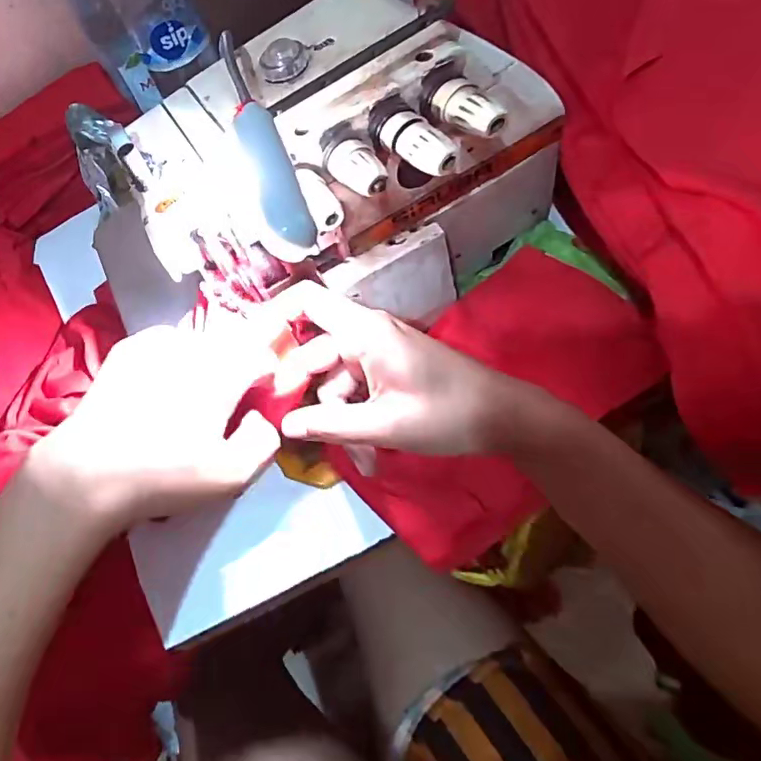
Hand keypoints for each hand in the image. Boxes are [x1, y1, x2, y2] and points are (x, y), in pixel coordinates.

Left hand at [24, 320, 284, 534]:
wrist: (90, 471)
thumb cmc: (165, 474)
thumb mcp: (231, 474)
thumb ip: (263, 440)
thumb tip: (260, 417)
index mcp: (223, 370)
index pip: (263, 358)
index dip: (267, 382)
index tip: (256, 407)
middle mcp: (192, 345)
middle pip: (230, 346)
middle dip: (235, 370)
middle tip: (221, 409)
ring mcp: (155, 342)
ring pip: (197, 342)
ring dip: (203, 363)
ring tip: (187, 400)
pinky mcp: (127, 348)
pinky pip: (164, 343)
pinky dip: (171, 358)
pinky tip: (158, 388)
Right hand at [266, 281, 562, 457]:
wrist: (507, 418)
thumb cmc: (446, 414)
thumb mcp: (384, 426)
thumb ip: (330, 424)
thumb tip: (284, 427)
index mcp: (363, 331)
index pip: (305, 304)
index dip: (274, 321)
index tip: (253, 356)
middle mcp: (365, 332)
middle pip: (315, 353)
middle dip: (311, 396)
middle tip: (300, 432)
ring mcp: (377, 350)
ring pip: (335, 377)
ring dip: (339, 415)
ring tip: (357, 456)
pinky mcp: (388, 367)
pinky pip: (356, 386)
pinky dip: (356, 414)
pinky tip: (367, 449)